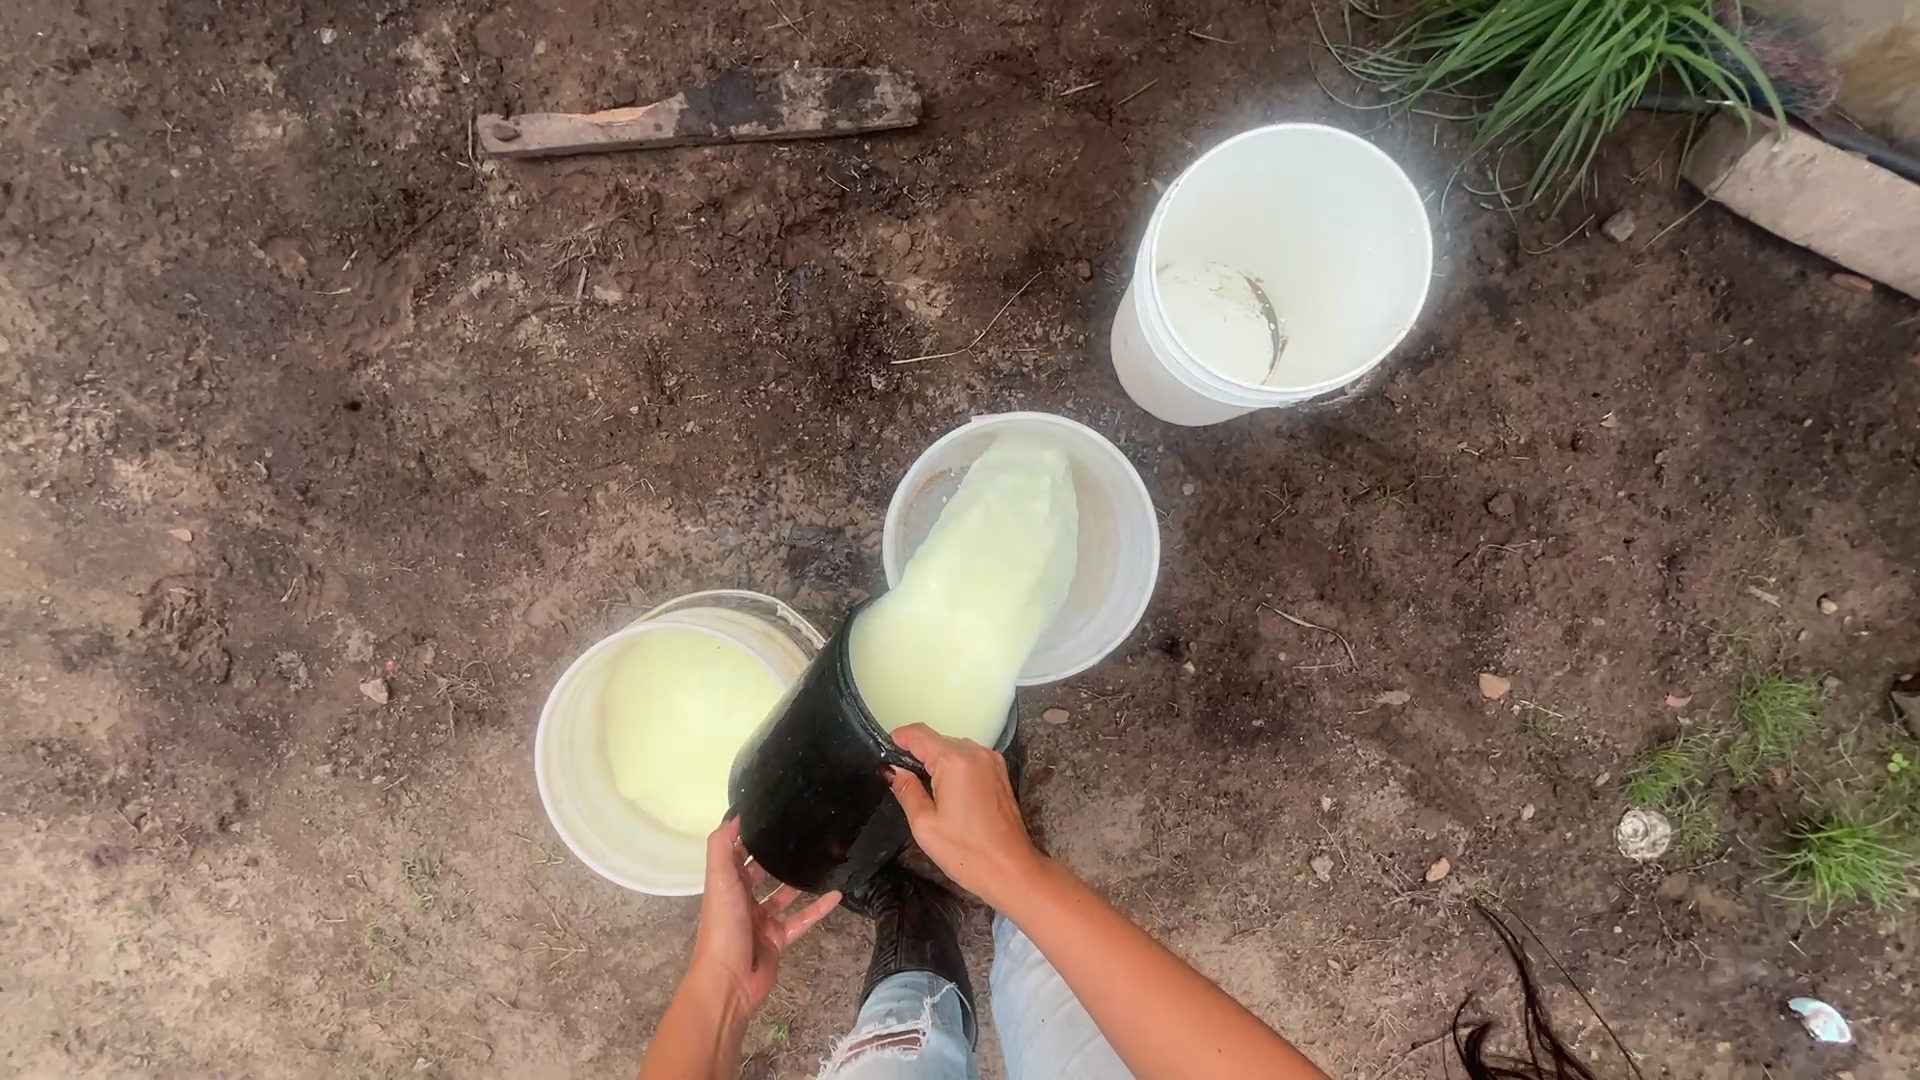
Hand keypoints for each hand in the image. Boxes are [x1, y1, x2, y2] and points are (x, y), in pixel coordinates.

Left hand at [687, 818, 840, 1015]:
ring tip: (823, 858)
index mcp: (727, 884)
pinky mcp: (778, 940)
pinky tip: (836, 894)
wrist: (728, 980)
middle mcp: (743, 900)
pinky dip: (818, 908)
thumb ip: (723, 844)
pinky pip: (801, 919)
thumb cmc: (723, 924)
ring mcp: (761, 921)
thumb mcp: (719, 878)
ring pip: (784, 895)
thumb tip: (736, 812)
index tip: (774, 811)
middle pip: (761, 872)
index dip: (752, 834)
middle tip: (805, 832)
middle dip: (777, 855)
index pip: (739, 852)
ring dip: (799, 880)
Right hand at [887, 723, 1045, 909]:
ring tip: (926, 791)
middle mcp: (975, 752)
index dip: (899, 738)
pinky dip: (955, 767)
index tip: (885, 750)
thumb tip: (892, 770)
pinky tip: (949, 793)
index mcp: (954, 761)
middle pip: (937, 740)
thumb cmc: (967, 852)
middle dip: (917, 754)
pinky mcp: (1000, 772)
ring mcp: (991, 760)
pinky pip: (969, 758)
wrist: (1011, 869)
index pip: (919, 733)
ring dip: (937, 761)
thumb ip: (906, 790)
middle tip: (901, 780)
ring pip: (954, 748)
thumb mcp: (925, 824)